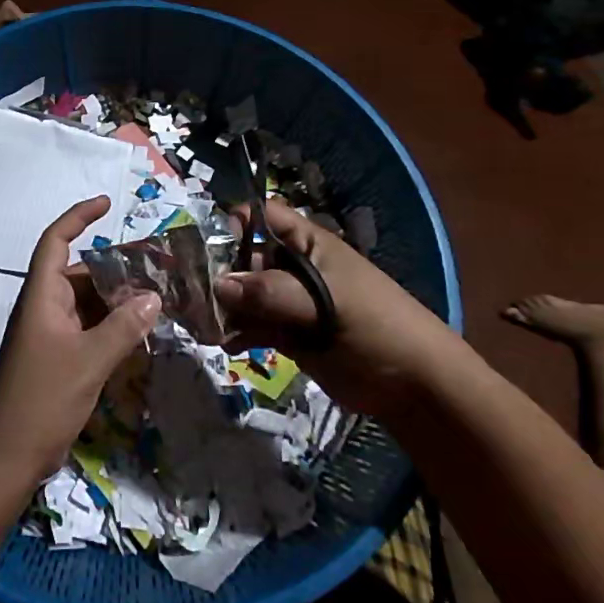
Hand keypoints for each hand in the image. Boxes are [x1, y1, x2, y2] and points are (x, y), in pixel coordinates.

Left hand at [0, 196, 161, 486]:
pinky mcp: (59, 358)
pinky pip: (89, 328)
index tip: (107, 203)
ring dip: (118, 299)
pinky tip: (140, 332)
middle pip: (80, 272)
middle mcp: (45, 308)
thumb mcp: (89, 361)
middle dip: (115, 268)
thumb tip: (153, 297)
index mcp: (43, 296)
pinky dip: (112, 325)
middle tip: (156, 268)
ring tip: (158, 298)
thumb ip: (123, 327)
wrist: (8, 456)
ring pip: (88, 302)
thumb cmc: (43, 400)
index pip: (56, 241)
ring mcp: (51, 334)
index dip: (78, 216)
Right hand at [217, 199, 449, 416]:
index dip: (231, 223)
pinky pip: (251, 324)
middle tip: (188, 293)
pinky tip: (221, 343)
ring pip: (242, 294)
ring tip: (198, 323)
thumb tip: (219, 285)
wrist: (416, 386)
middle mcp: (291, 266)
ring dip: (220, 307)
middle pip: (242, 256)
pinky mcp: (286, 333)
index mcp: (306, 243)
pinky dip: (234, 332)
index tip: (202, 247)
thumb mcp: (326, 303)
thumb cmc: (377, 326)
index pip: (260, 216)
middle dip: (215, 272)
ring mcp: (288, 301)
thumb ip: (271, 293)